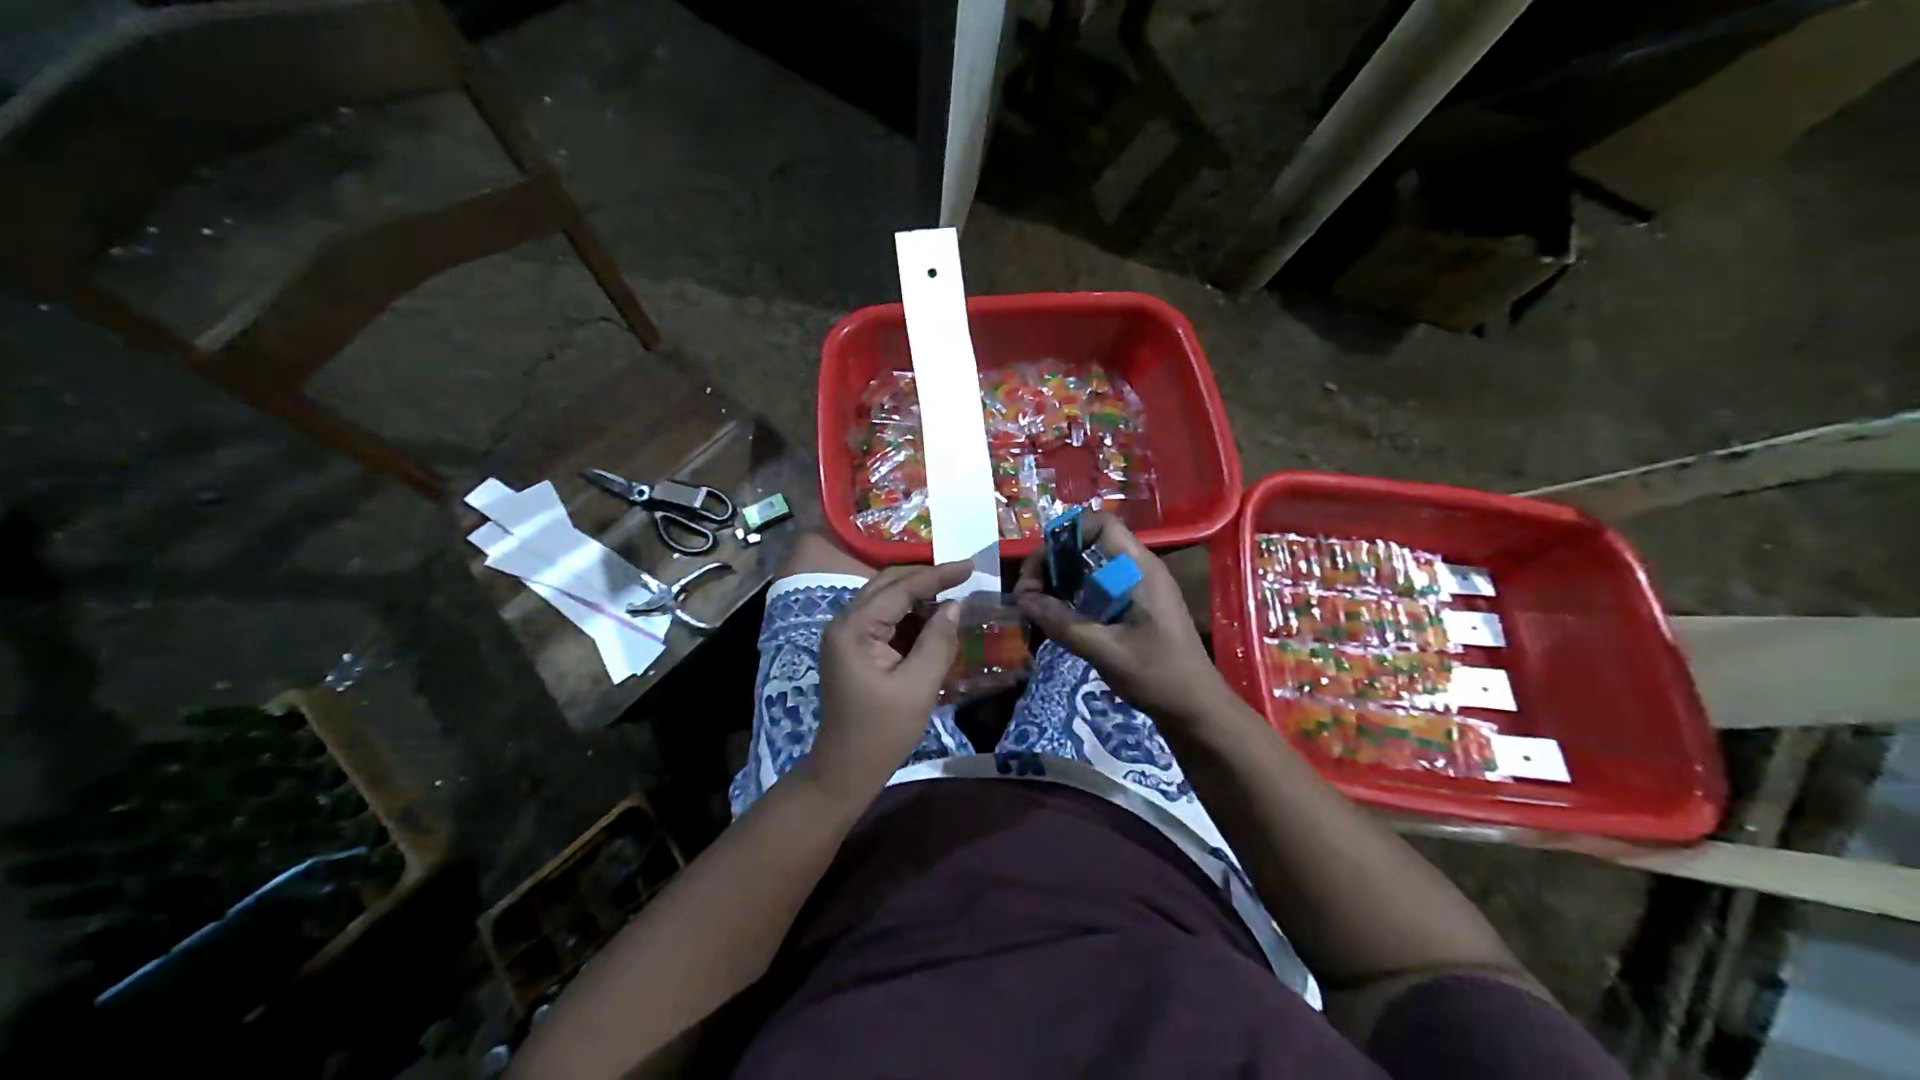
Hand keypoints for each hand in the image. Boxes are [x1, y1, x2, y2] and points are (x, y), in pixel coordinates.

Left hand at [808, 561, 971, 799]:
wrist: (846, 770)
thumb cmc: (882, 732)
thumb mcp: (918, 686)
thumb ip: (937, 641)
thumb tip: (954, 606)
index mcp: (854, 628)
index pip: (900, 588)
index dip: (937, 575)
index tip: (970, 565)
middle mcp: (845, 623)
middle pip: (888, 585)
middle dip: (926, 579)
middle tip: (963, 576)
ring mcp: (846, 636)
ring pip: (886, 601)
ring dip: (919, 598)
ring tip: (955, 597)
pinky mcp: (854, 650)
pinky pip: (885, 621)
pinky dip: (911, 618)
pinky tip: (935, 623)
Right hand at [1014, 512, 1228, 721]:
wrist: (1196, 707)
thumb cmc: (1158, 675)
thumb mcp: (1105, 651)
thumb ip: (1062, 623)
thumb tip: (1022, 599)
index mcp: (1139, 569)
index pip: (1101, 524)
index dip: (1066, 534)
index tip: (1040, 567)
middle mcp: (1139, 569)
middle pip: (1089, 544)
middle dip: (1054, 562)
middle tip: (1029, 594)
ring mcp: (1138, 586)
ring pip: (1090, 566)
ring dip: (1061, 580)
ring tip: (1036, 606)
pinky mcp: (1134, 604)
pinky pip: (1098, 586)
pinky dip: (1074, 595)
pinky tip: (1058, 617)